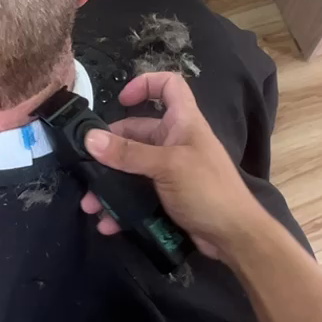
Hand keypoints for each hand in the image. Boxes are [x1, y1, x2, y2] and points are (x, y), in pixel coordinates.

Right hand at [78, 72, 275, 261]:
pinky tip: (108, 223)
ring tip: (90, 204)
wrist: (234, 237)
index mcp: (183, 122)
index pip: (169, 85)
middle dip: (109, 151)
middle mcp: (176, 142)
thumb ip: (129, 153)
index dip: (146, 84)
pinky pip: (137, 195)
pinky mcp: (166, 196)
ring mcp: (171, 171)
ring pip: (132, 168)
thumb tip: (90, 139)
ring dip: (110, 185)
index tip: (121, 101)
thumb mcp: (167, 166)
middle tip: (86, 168)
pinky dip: (121, 208)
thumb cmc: (208, 190)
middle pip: (137, 133)